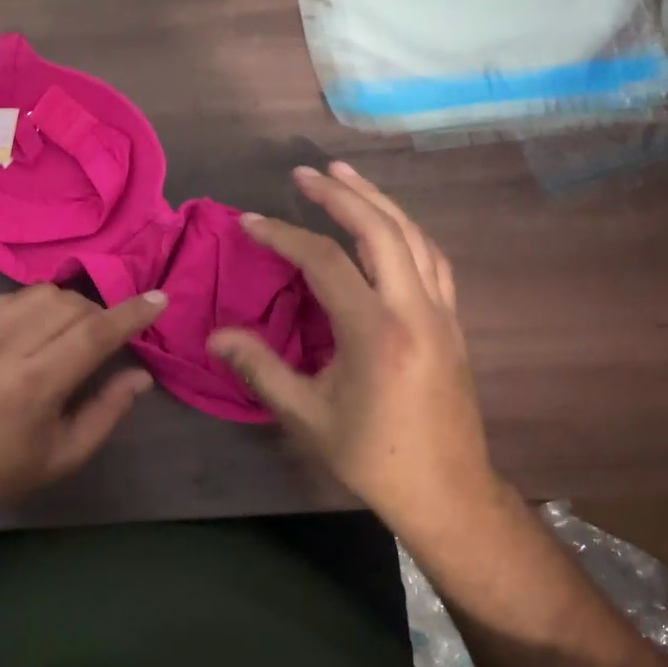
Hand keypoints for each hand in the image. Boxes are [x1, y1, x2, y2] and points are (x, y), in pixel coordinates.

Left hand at [0, 284, 166, 525]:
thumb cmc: (5, 468)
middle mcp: (2, 347)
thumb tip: (141, 372)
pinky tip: (30, 335)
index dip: (130, 314)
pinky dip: (31, 308)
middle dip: (98, 315)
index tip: (159, 299)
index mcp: (32, 385)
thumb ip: (108, 409)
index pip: (93, 334)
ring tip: (66, 336)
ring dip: (66, 307)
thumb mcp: (66, 455)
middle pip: (70, 304)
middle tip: (102, 341)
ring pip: (40, 292)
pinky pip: (10, 296)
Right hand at [209, 163, 496, 530]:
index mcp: (376, 333)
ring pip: (415, 237)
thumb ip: (260, 368)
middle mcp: (415, 312)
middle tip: (305, 172)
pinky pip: (432, 258)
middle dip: (341, 194)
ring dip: (378, 201)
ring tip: (345, 175)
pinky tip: (387, 224)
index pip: (325, 261)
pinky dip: (405, 230)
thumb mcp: (305, 416)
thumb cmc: (372, 457)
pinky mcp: (452, 324)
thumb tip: (215, 335)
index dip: (283, 235)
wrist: (448, 493)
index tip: (248, 221)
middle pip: (382, 230)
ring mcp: (442, 315)